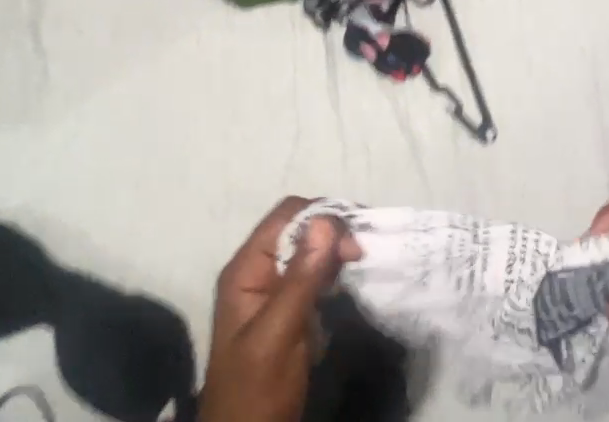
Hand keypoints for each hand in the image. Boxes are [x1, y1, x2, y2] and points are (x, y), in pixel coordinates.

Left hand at [199, 197, 361, 421]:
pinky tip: (347, 278)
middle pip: (298, 227)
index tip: (354, 240)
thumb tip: (326, 221)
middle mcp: (257, 271)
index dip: (321, 216)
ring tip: (361, 261)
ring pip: (308, 248)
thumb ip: (300, 279)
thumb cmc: (255, 392)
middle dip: (332, 230)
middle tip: (362, 253)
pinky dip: (332, 268)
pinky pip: (312, 272)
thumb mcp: (278, 335)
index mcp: (246, 270)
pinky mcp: (288, 308)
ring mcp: (272, 290)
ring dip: (335, 248)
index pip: (286, 217)